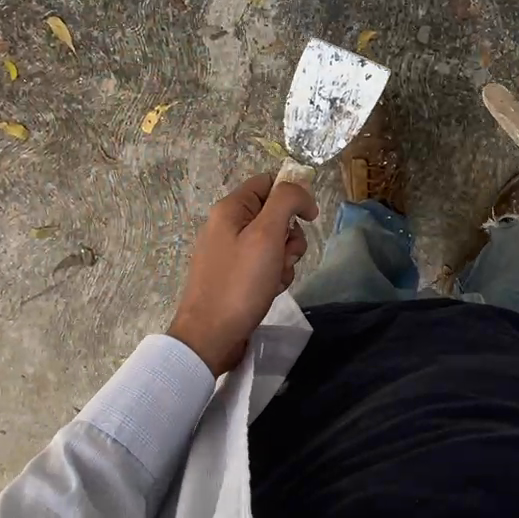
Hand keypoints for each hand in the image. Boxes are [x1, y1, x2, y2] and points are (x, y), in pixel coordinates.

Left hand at [167, 173, 318, 374]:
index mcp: (231, 208)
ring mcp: (230, 251)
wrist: (210, 337)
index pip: (269, 182)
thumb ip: (286, 201)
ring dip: (285, 258)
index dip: (293, 194)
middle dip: (290, 234)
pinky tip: (270, 290)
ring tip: (276, 278)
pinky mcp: (234, 275)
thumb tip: (301, 191)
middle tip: (286, 255)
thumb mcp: (267, 234)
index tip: (308, 217)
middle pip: (275, 213)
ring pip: (274, 241)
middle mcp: (228, 225)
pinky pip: (264, 263)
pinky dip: (274, 274)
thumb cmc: (239, 282)